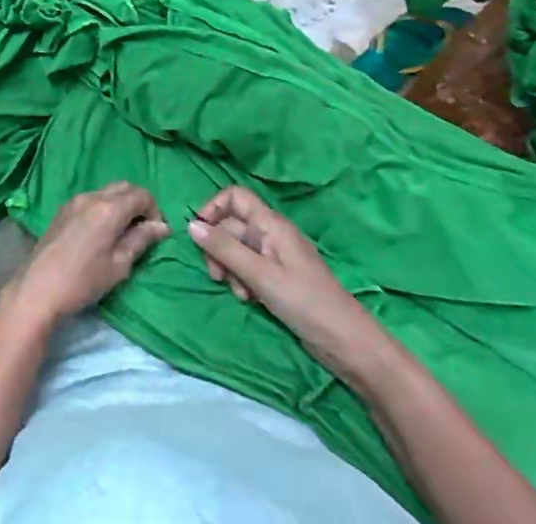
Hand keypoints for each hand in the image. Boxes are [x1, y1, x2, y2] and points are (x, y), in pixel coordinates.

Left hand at [0, 181, 169, 332]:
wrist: (38, 289)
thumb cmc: (83, 280)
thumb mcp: (119, 265)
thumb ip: (141, 239)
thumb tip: (162, 226)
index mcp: (109, 209)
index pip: (141, 195)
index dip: (154, 210)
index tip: (155, 232)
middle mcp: (92, 197)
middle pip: (124, 187)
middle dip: (138, 202)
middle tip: (142, 229)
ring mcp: (74, 201)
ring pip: (106, 191)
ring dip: (120, 203)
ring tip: (122, 231)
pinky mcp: (62, 210)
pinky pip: (91, 199)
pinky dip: (104, 206)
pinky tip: (101, 231)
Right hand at [188, 186, 379, 376]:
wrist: (344, 340)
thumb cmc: (303, 300)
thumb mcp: (259, 274)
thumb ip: (224, 249)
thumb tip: (191, 225)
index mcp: (271, 224)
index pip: (236, 196)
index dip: (214, 208)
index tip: (200, 234)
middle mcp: (272, 234)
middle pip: (232, 226)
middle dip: (219, 249)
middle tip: (217, 276)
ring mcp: (276, 256)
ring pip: (238, 250)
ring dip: (230, 268)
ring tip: (239, 293)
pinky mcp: (279, 277)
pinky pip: (250, 268)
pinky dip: (243, 280)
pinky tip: (249, 299)